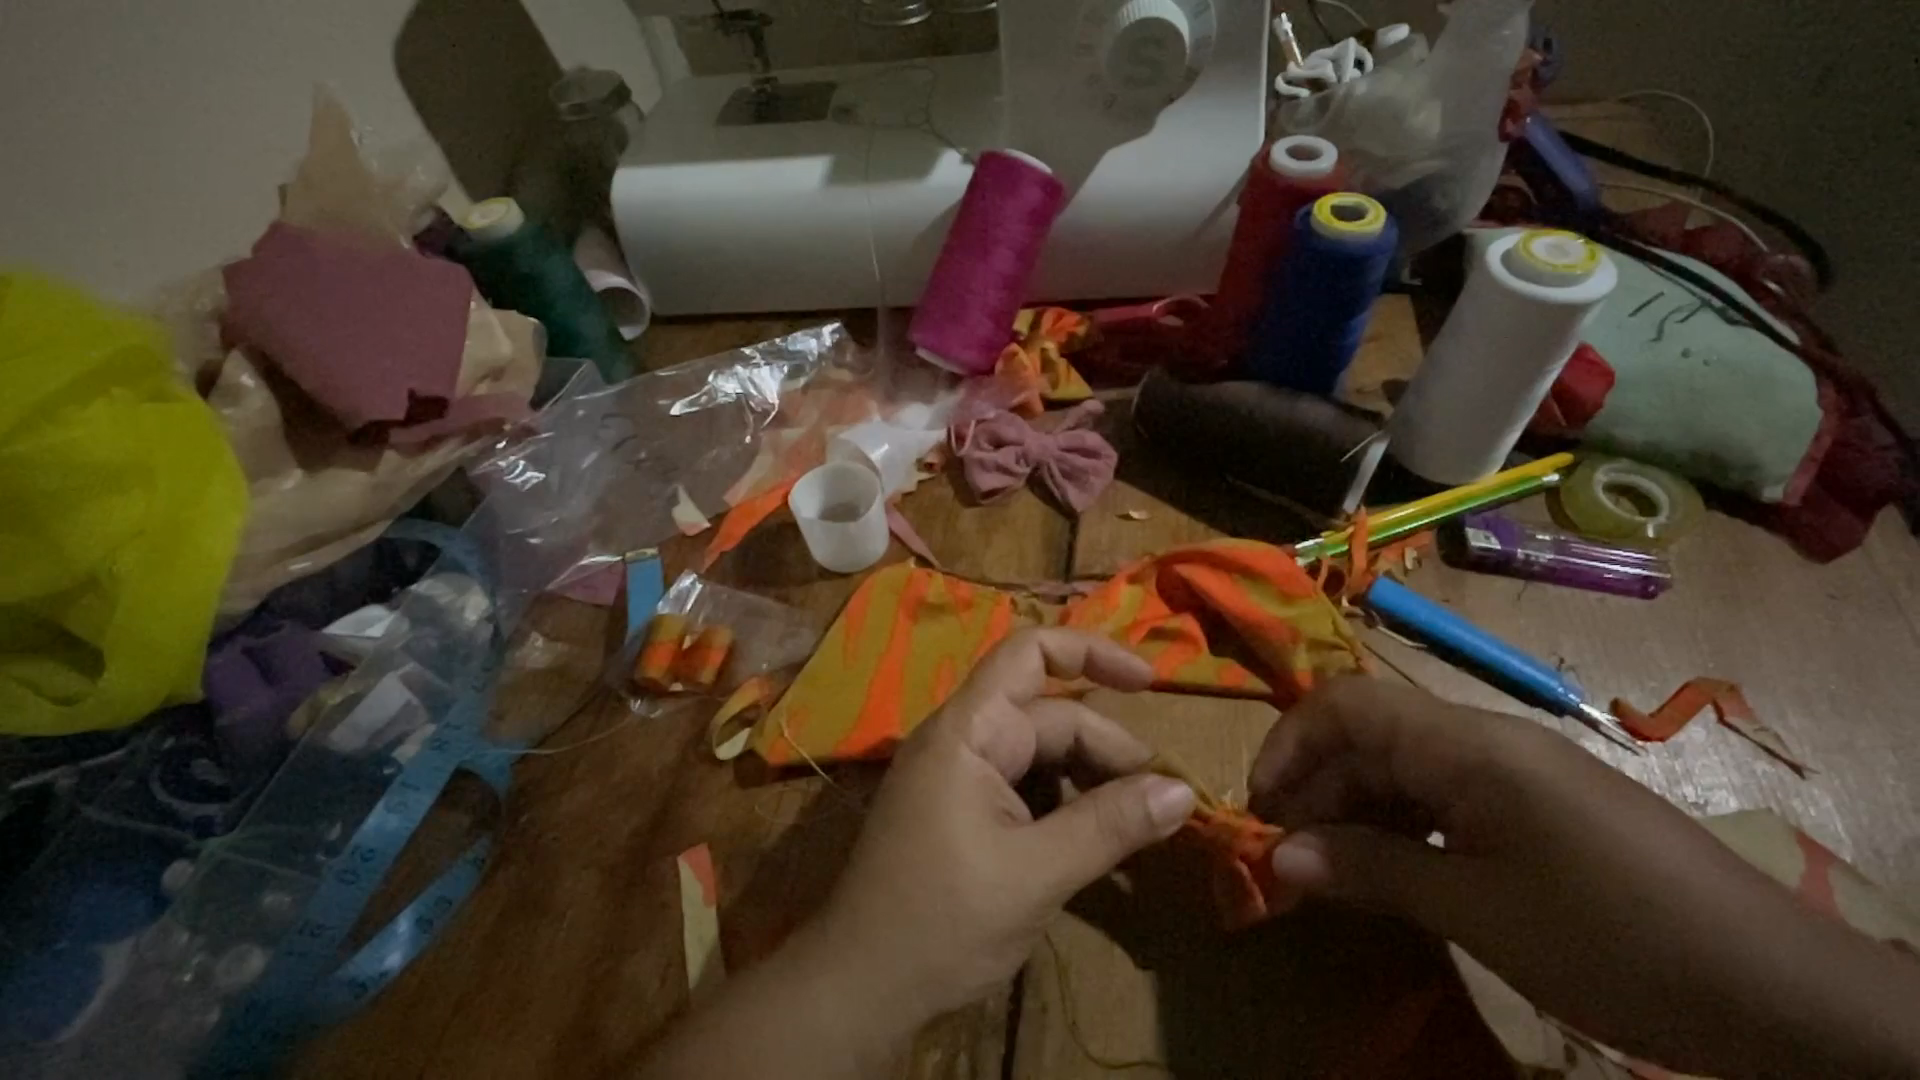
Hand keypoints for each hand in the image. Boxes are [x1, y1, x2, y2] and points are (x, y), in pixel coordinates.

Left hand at [809, 628, 1196, 1021]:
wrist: (859, 987)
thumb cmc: (941, 922)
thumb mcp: (1036, 873)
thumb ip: (1110, 825)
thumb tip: (1182, 791)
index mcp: (968, 732)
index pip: (1030, 655)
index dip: (1092, 653)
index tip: (1151, 684)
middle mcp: (963, 741)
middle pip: (1049, 716)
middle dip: (1108, 748)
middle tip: (1165, 801)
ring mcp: (960, 778)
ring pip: (1041, 756)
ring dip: (1091, 781)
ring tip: (1141, 824)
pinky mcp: (962, 813)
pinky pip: (1025, 789)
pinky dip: (1065, 806)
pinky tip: (1100, 840)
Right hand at [1249, 676, 1919, 1078]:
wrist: (1790, 996)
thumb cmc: (1613, 937)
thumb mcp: (1475, 909)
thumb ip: (1370, 870)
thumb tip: (1279, 857)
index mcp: (1468, 745)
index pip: (1348, 704)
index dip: (1290, 744)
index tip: (1260, 806)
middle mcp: (1486, 742)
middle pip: (1371, 737)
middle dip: (1316, 788)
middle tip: (1285, 856)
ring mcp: (1518, 775)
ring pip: (1405, 769)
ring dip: (1356, 812)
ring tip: (1328, 871)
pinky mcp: (1541, 810)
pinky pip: (1447, 800)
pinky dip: (1403, 829)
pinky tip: (1394, 874)